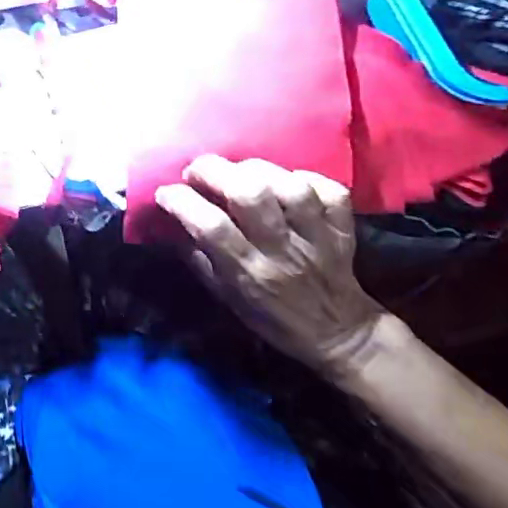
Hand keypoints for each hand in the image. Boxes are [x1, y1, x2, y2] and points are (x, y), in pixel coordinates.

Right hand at [154, 157, 388, 378]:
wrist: (341, 336)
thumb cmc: (270, 315)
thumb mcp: (223, 294)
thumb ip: (196, 254)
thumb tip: (169, 218)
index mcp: (247, 269)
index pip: (210, 226)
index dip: (181, 200)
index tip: (165, 193)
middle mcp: (281, 250)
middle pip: (250, 194)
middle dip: (214, 171)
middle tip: (198, 172)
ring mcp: (317, 238)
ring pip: (290, 187)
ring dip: (256, 170)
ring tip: (240, 172)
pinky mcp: (342, 230)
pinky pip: (330, 192)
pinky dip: (307, 178)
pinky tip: (287, 181)